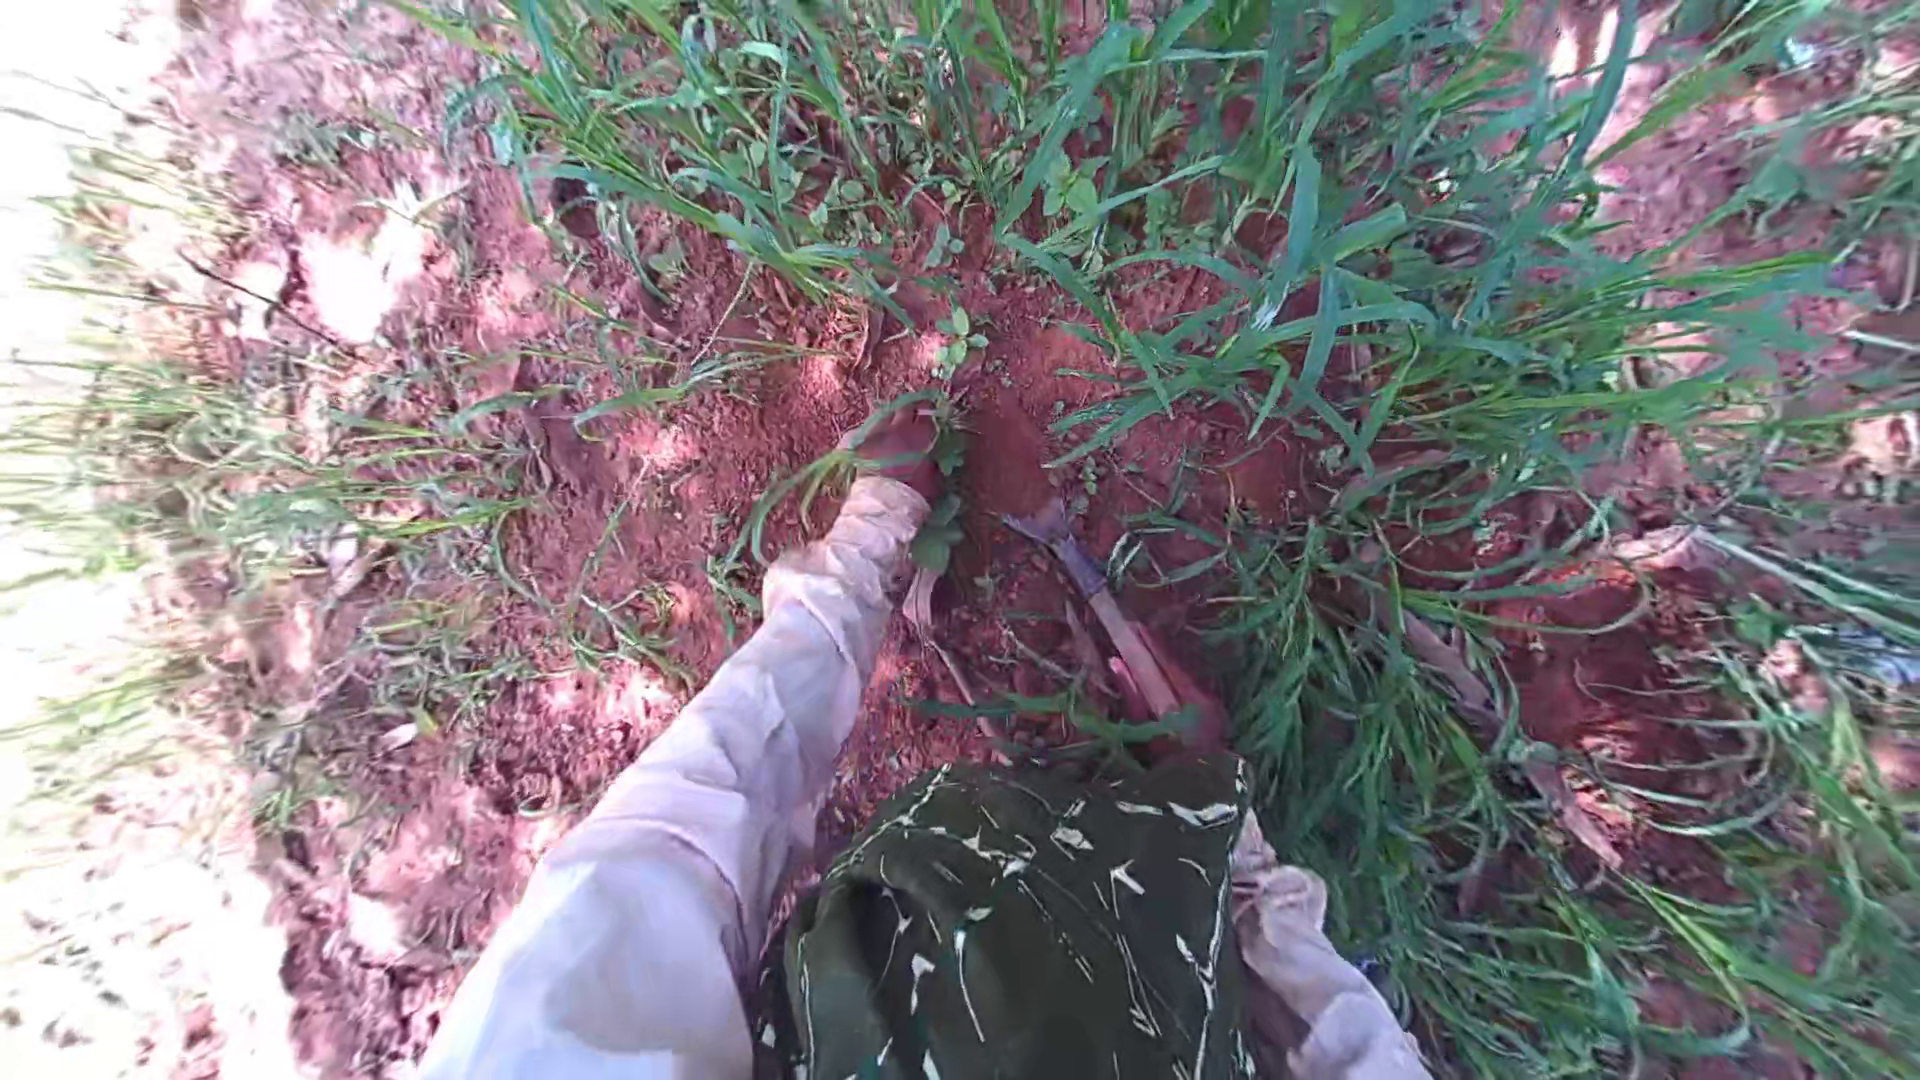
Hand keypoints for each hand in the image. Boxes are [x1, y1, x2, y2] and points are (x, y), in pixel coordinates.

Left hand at [851, 408, 941, 501]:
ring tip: (895, 425)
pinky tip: (879, 438)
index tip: (930, 412)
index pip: (926, 411)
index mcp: (920, 435)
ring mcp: (878, 433)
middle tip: (914, 414)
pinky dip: (877, 432)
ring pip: (886, 415)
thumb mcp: (934, 476)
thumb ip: (934, 458)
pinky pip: (871, 430)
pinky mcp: (862, 443)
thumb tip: (933, 451)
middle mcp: (898, 428)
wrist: (885, 502)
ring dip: (893, 417)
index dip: (929, 410)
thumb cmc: (915, 492)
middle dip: (911, 409)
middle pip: (905, 408)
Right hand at [1110, 623, 1227, 760]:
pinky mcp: (1216, 704)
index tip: (1127, 625)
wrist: (1208, 790)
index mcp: (1179, 710)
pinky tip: (1160, 658)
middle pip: (1171, 662)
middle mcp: (1199, 700)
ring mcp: (1211, 701)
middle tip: (1132, 624)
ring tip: (1142, 636)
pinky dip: (1172, 665)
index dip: (1142, 644)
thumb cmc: (1167, 769)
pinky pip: (1189, 676)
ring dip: (1161, 651)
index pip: (1156, 666)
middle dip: (1151, 643)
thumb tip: (1116, 661)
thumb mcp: (1143, 736)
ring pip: (1181, 667)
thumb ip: (1132, 697)